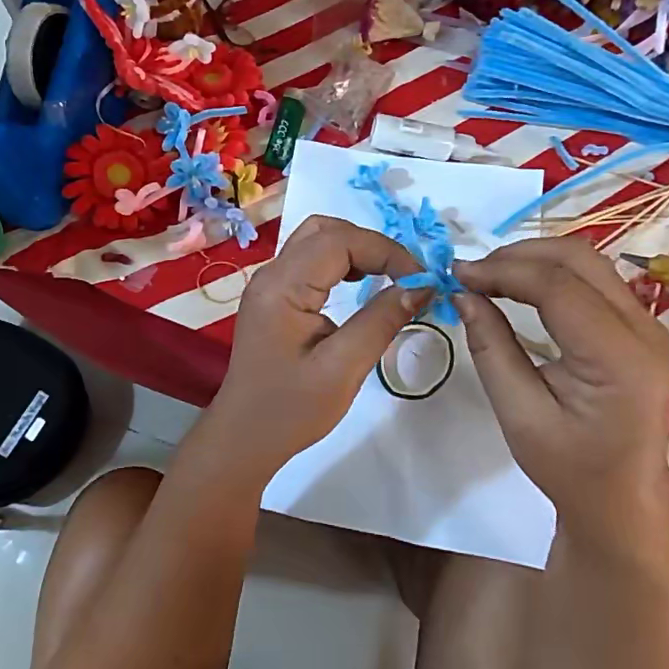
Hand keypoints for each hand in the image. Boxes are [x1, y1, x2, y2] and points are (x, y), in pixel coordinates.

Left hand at [200, 216, 426, 470]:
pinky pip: (311, 263)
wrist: (245, 437)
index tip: (421, 281)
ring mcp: (269, 285)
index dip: (386, 251)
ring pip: (317, 241)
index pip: (339, 241)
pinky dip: (342, 264)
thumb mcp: (343, 367)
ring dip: (357, 251)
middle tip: (406, 276)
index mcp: (282, 287)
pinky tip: (362, 286)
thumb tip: (422, 286)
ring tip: (390, 278)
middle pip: (326, 231)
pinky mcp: (274, 299)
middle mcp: (271, 275)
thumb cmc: (291, 409)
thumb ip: (381, 320)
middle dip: (371, 245)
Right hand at [453, 238, 668, 513]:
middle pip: (579, 259)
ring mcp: (649, 326)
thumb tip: (463, 295)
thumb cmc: (568, 466)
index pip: (557, 286)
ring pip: (589, 262)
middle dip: (518, 255)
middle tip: (471, 274)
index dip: (502, 271)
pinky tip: (521, 288)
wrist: (622, 498)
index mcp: (618, 357)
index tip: (457, 275)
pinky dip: (553, 274)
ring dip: (536, 260)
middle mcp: (644, 330)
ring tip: (490, 277)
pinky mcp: (642, 329)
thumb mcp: (519, 413)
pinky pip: (596, 281)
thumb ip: (491, 348)